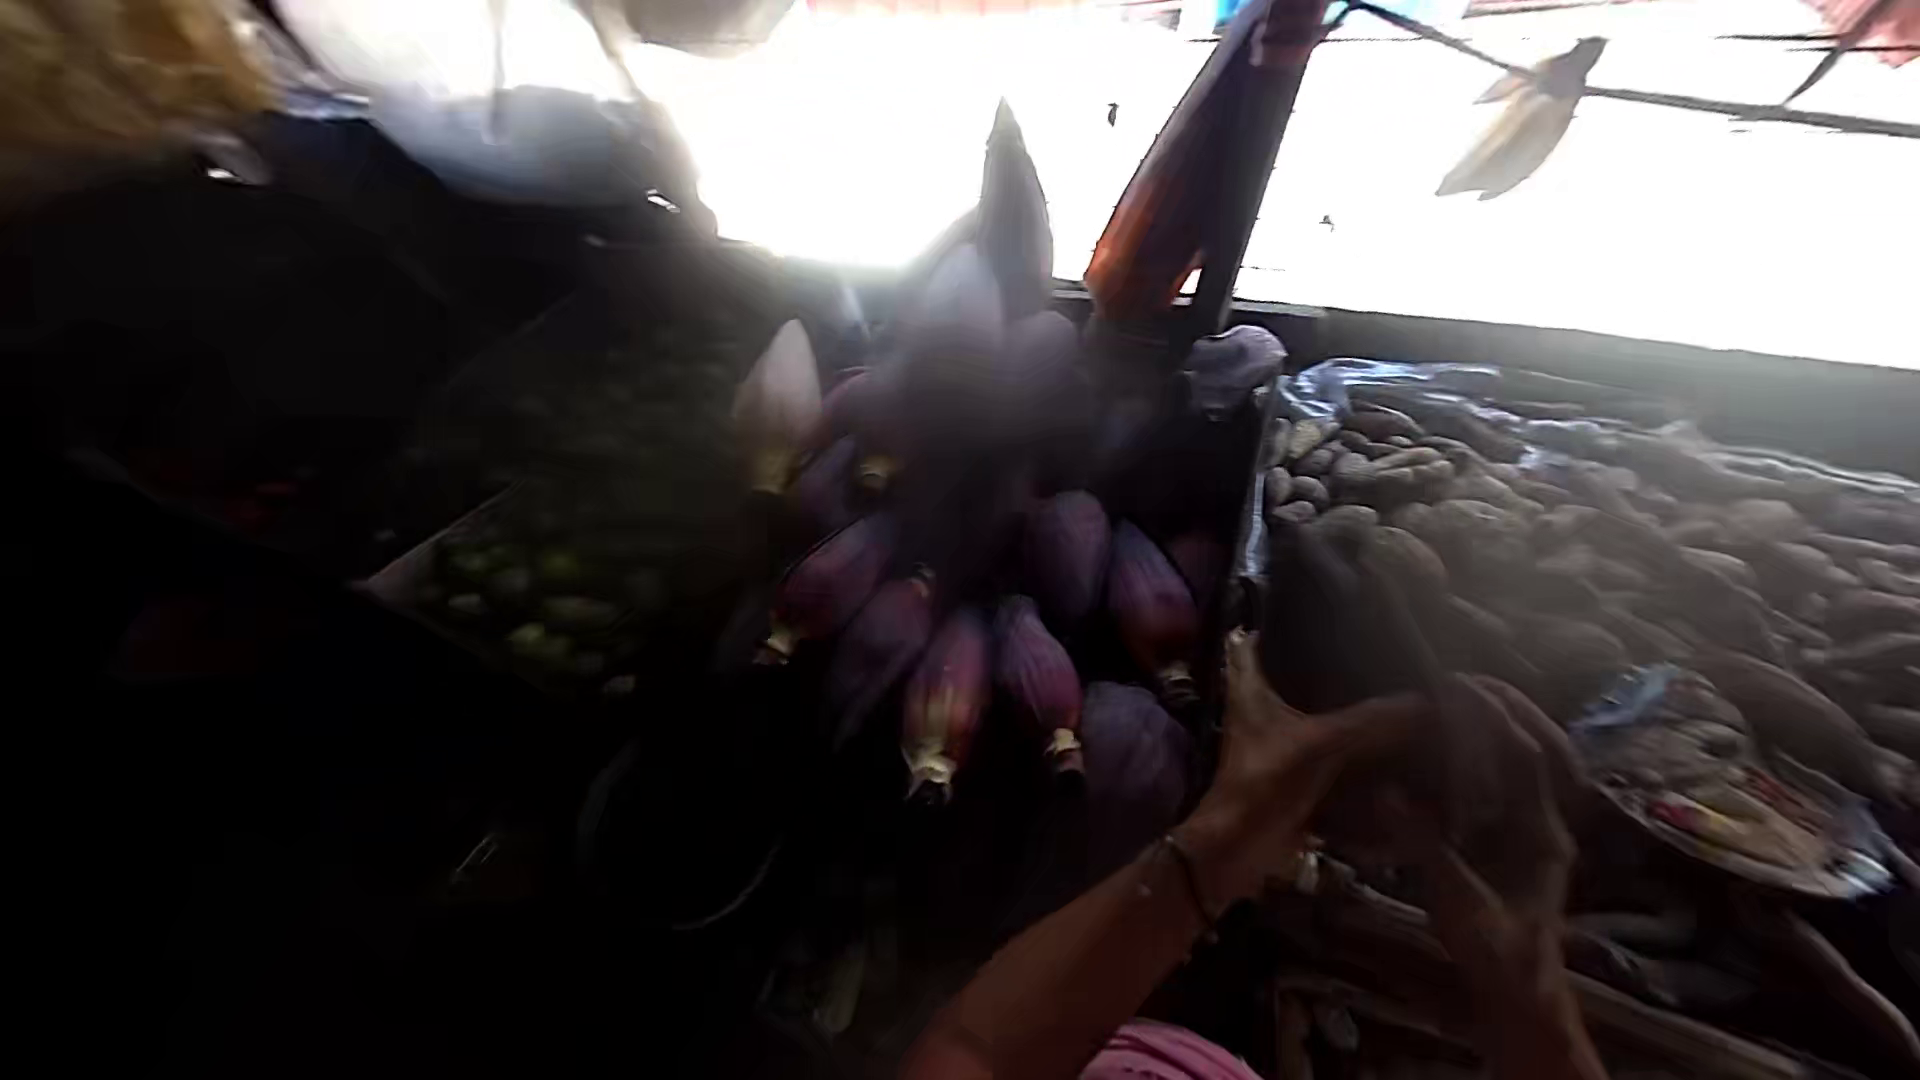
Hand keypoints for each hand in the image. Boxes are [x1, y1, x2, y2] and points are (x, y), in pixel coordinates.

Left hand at [1174, 630, 1423, 908]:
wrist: (1241, 845)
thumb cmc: (1265, 782)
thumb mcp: (1318, 745)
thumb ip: (1370, 722)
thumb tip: (1429, 700)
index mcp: (1250, 688)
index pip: (1253, 641)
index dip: (1278, 622)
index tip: (1321, 607)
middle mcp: (1259, 705)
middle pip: (1290, 672)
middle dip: (1328, 663)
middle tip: (1377, 648)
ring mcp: (1276, 736)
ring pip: (1311, 707)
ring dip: (1344, 702)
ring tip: (1394, 683)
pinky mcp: (1294, 766)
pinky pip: (1326, 742)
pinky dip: (1352, 738)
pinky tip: (1391, 732)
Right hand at [1381, 678, 1600, 1079]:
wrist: (1519, 986)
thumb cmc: (1488, 945)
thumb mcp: (1454, 898)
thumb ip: (1426, 845)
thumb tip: (1389, 791)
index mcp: (1540, 833)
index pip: (1527, 758)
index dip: (1494, 714)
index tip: (1455, 683)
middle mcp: (1552, 822)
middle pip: (1551, 748)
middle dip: (1514, 705)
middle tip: (1467, 677)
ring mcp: (1546, 826)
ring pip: (1551, 759)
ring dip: (1519, 719)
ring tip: (1478, 692)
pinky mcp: (1530, 832)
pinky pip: (1532, 774)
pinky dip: (1514, 742)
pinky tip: (1481, 734)